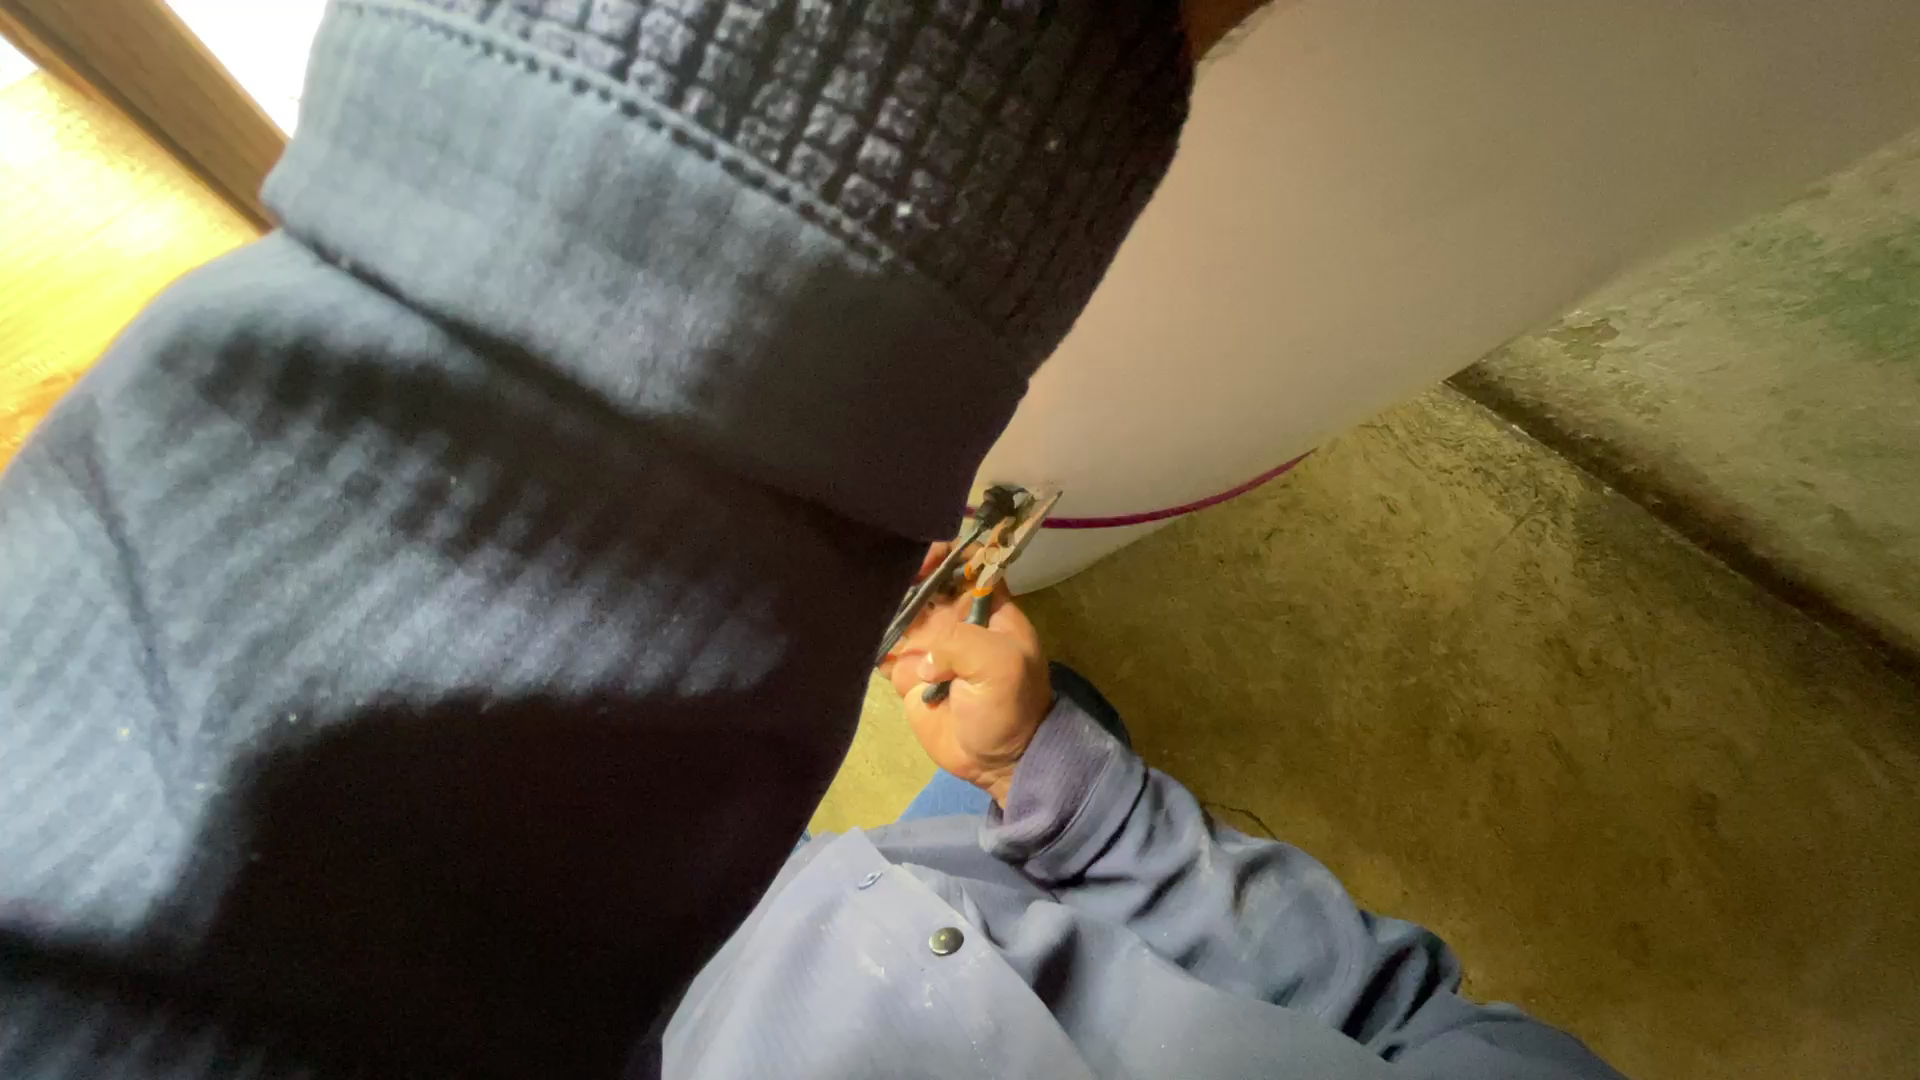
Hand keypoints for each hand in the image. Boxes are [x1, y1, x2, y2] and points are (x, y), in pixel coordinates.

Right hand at [878, 544, 1051, 804]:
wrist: (996, 762)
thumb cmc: (1009, 707)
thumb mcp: (1000, 666)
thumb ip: (960, 643)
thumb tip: (920, 660)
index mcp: (989, 608)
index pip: (969, 562)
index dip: (948, 552)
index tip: (922, 558)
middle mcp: (957, 619)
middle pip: (926, 582)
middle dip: (905, 576)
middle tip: (883, 579)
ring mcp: (931, 645)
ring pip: (901, 612)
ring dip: (885, 607)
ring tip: (864, 602)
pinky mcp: (909, 672)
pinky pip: (885, 650)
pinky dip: (872, 643)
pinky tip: (857, 632)